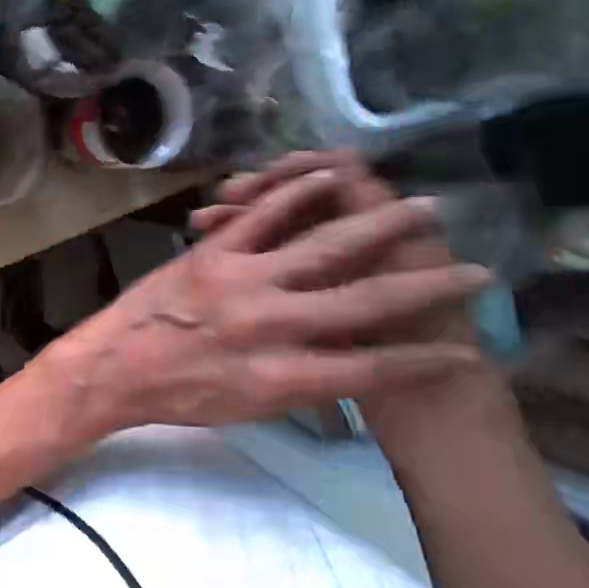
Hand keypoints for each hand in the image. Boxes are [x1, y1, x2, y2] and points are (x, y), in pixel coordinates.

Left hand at [194, 152, 508, 448]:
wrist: (112, 367)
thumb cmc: (180, 398)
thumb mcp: (248, 410)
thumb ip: (304, 388)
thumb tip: (355, 368)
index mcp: (281, 378)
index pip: (372, 371)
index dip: (425, 363)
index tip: (470, 355)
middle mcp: (269, 326)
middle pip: (364, 302)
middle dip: (427, 288)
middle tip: (476, 270)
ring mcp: (240, 280)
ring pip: (323, 248)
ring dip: (379, 225)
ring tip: (425, 207)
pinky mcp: (213, 252)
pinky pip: (263, 216)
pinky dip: (298, 193)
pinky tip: (333, 177)